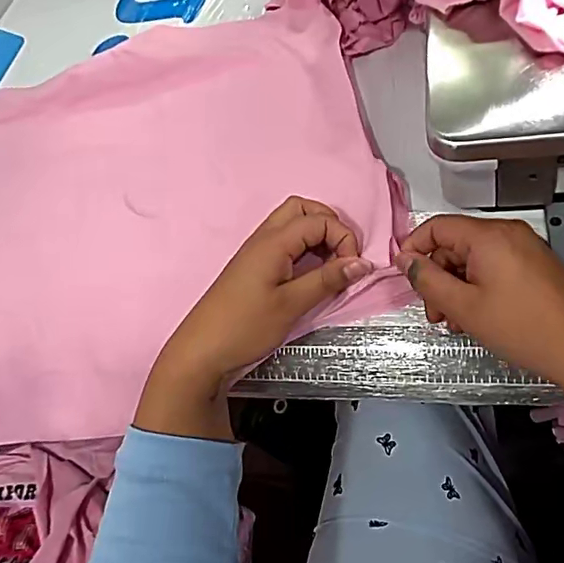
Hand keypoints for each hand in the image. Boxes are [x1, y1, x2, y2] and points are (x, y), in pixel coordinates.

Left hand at [137, 197, 375, 439]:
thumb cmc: (243, 328)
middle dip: (330, 225)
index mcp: (273, 242)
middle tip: (342, 256)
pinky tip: (312, 274)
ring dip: (317, 236)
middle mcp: (264, 238)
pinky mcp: (255, 266)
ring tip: (330, 266)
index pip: (319, 220)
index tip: (352, 267)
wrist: (201, 353)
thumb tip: (361, 263)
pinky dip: (305, 249)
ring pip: (293, 224)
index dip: (343, 238)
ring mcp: (257, 251)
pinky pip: (285, 242)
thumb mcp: (292, 305)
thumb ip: (328, 280)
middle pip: (303, 209)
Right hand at [394, 215, 563, 386]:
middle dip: (439, 277)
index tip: (407, 274)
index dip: (414, 249)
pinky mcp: (536, 263)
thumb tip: (406, 260)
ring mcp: (525, 247)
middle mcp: (509, 233)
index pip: (437, 227)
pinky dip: (479, 285)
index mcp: (489, 236)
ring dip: (458, 285)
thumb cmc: (524, 329)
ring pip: (475, 257)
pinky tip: (478, 314)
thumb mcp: (463, 307)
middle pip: (456, 244)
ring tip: (457, 319)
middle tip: (435, 311)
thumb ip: (428, 280)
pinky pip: (496, 265)